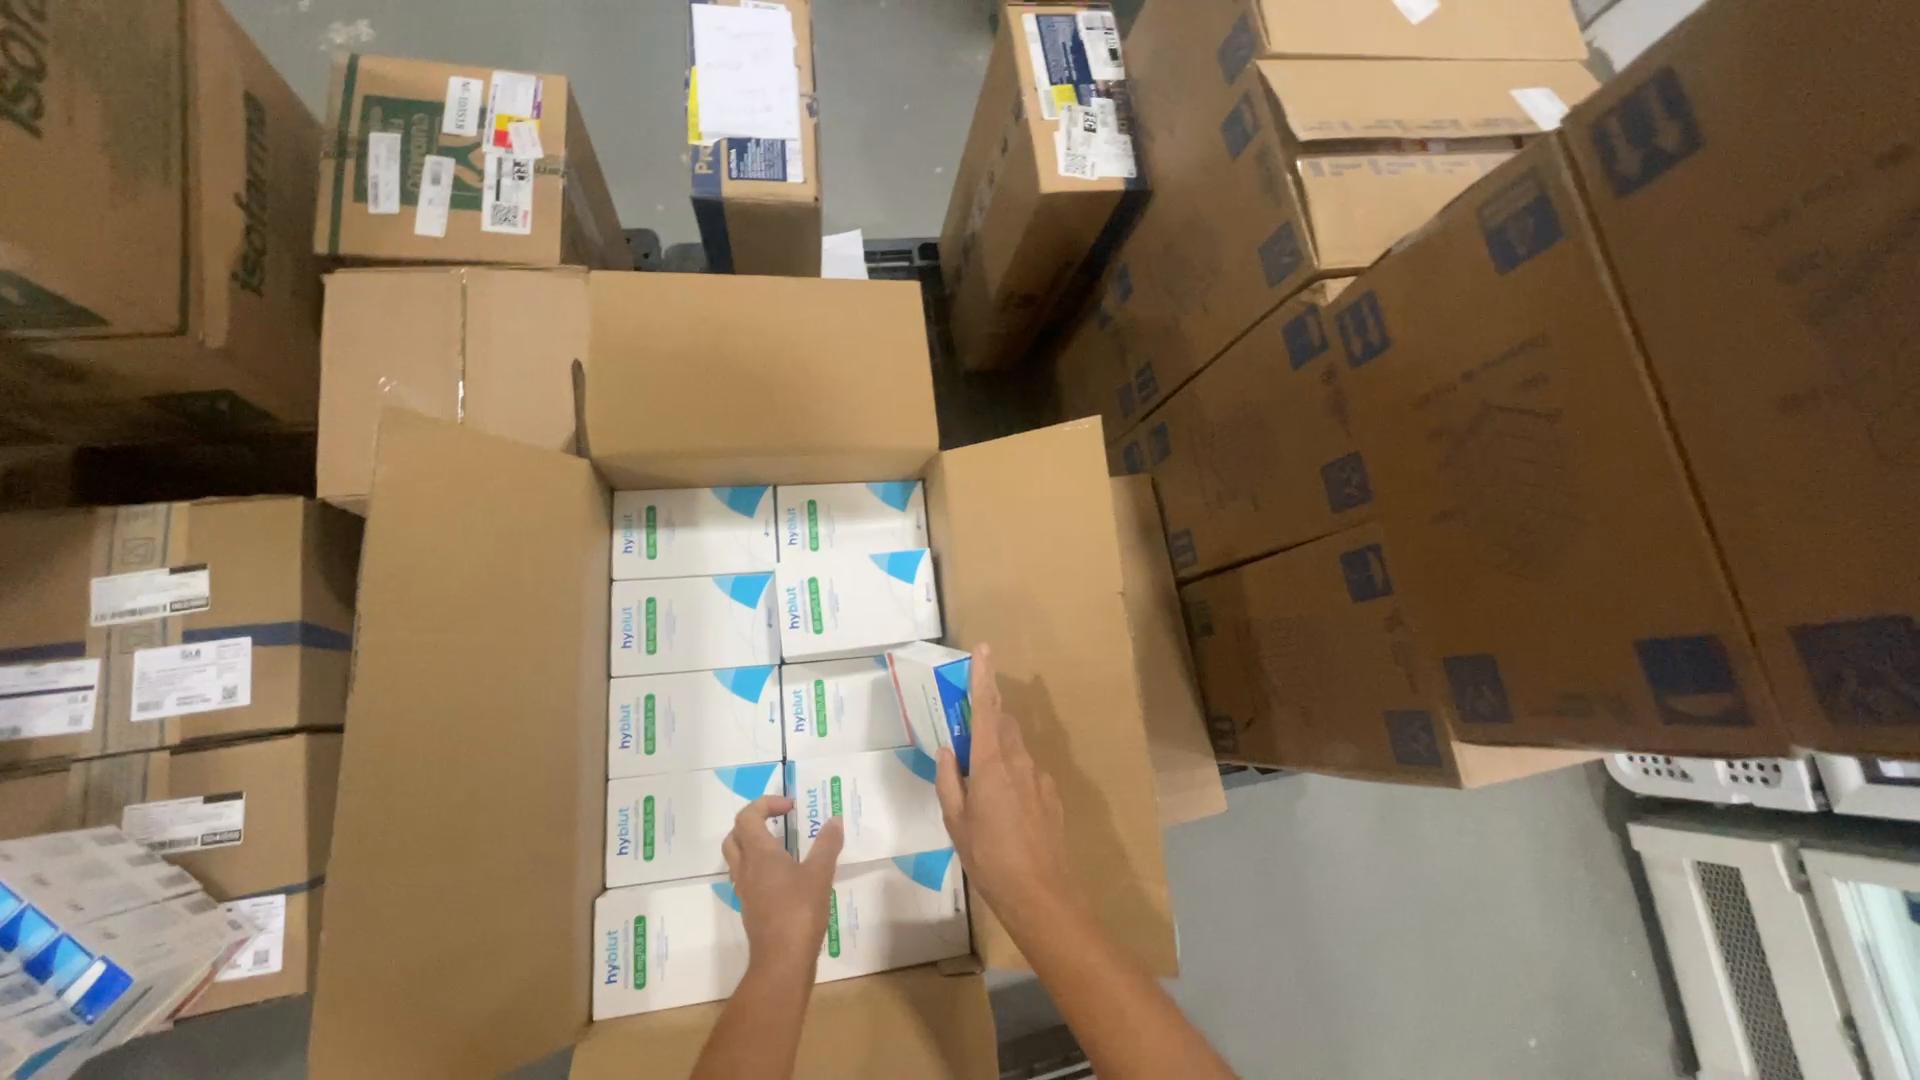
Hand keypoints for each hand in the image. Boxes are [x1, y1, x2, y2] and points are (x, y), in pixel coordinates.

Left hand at [722, 795, 844, 980]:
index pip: (747, 817)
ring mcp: (745, 891)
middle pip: (735, 835)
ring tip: (784, 846)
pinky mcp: (751, 908)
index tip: (790, 807)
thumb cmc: (799, 911)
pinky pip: (748, 877)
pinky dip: (760, 866)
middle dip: (754, 821)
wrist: (782, 961)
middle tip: (779, 821)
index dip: (765, 804)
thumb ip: (827, 844)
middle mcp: (746, 869)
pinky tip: (785, 875)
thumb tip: (834, 820)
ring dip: (754, 844)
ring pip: (738, 857)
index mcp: (759, 854)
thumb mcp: (820, 873)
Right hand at [935, 644, 1081, 932]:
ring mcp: (1039, 777)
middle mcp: (1018, 761)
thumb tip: (947, 751)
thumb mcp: (956, 821)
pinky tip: (1004, 807)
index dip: (983, 676)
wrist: (1040, 892)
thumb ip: (949, 781)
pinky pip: (1027, 772)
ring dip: (998, 745)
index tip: (982, 648)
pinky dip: (1012, 775)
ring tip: (980, 771)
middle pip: (1002, 722)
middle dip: (988, 710)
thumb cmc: (988, 857)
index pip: (986, 707)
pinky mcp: (1051, 795)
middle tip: (968, 716)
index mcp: (990, 763)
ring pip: (1015, 747)